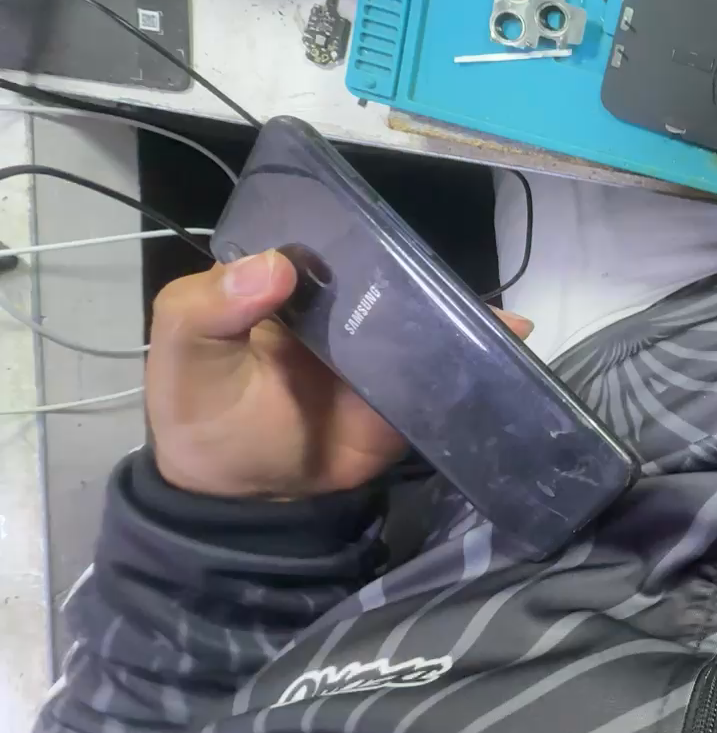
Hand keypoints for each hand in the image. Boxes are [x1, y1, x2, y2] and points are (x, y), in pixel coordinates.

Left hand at [147, 251, 532, 499]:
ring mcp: (388, 349)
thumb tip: (276, 266)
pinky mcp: (417, 384)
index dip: (360, 239)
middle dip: (430, 277)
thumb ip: (205, 311)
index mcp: (292, 294)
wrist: (261, 495)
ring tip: (504, 319)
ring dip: (468, 314)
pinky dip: (483, 352)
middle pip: (396, 283)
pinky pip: (451, 364)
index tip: (393, 236)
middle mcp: (348, 313)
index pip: (332, 251)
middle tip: (455, 283)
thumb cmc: (210, 418)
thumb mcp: (186, 361)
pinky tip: (513, 339)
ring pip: (431, 319)